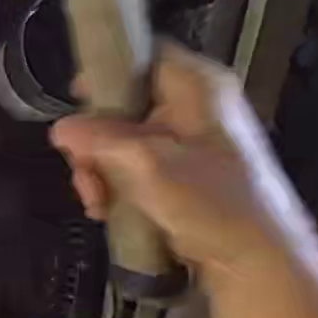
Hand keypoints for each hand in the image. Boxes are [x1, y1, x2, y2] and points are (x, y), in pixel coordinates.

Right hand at [48, 43, 317, 281]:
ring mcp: (188, 140)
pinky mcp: (182, 171)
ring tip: (96, 199)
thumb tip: (60, 129)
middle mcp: (193, 105)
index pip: (142, 54)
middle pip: (122, 102)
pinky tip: (107, 207)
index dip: (105, 71)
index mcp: (196, 86)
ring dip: (98, 168)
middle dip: (93, 139)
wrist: (257, 262)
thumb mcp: (143, 163)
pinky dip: (113, 182)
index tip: (77, 101)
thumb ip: (96, 139)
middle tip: (83, 169)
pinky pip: (133, 163)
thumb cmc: (209, 201)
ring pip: (120, 137)